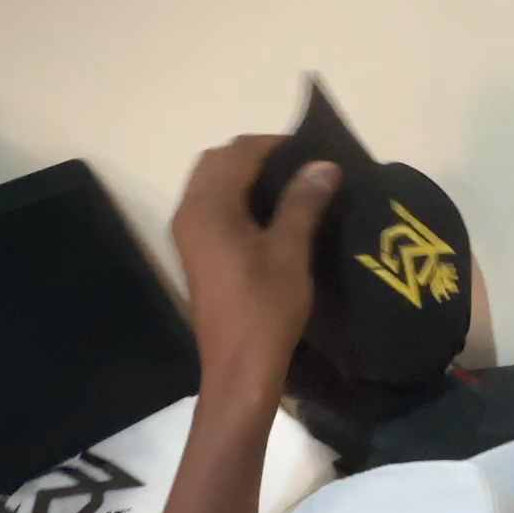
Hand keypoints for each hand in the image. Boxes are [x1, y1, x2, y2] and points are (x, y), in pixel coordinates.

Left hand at [170, 136, 338, 396]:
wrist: (241, 367)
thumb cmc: (266, 308)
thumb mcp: (290, 252)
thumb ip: (304, 203)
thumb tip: (324, 165)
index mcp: (208, 207)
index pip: (238, 153)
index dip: (276, 146)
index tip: (314, 152)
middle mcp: (189, 212)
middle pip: (219, 163)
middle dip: (258, 156)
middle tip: (302, 168)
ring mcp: (189, 235)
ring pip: (214, 185)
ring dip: (248, 178)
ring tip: (293, 190)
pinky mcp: (198, 254)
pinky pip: (215, 208)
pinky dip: (240, 200)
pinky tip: (273, 217)